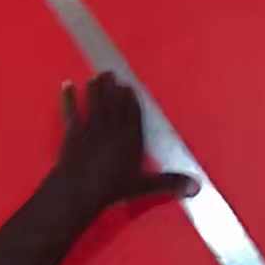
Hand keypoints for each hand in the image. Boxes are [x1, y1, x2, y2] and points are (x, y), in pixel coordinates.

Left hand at [51, 72, 197, 216]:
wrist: (78, 191)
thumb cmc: (113, 189)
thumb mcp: (144, 186)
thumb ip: (169, 183)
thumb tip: (197, 186)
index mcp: (130, 138)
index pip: (132, 113)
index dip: (129, 99)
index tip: (127, 86)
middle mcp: (112, 128)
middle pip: (112, 103)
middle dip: (111, 87)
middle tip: (109, 73)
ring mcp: (91, 128)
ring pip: (94, 103)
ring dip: (95, 88)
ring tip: (95, 77)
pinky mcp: (72, 132)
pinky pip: (71, 111)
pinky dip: (68, 98)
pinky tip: (67, 84)